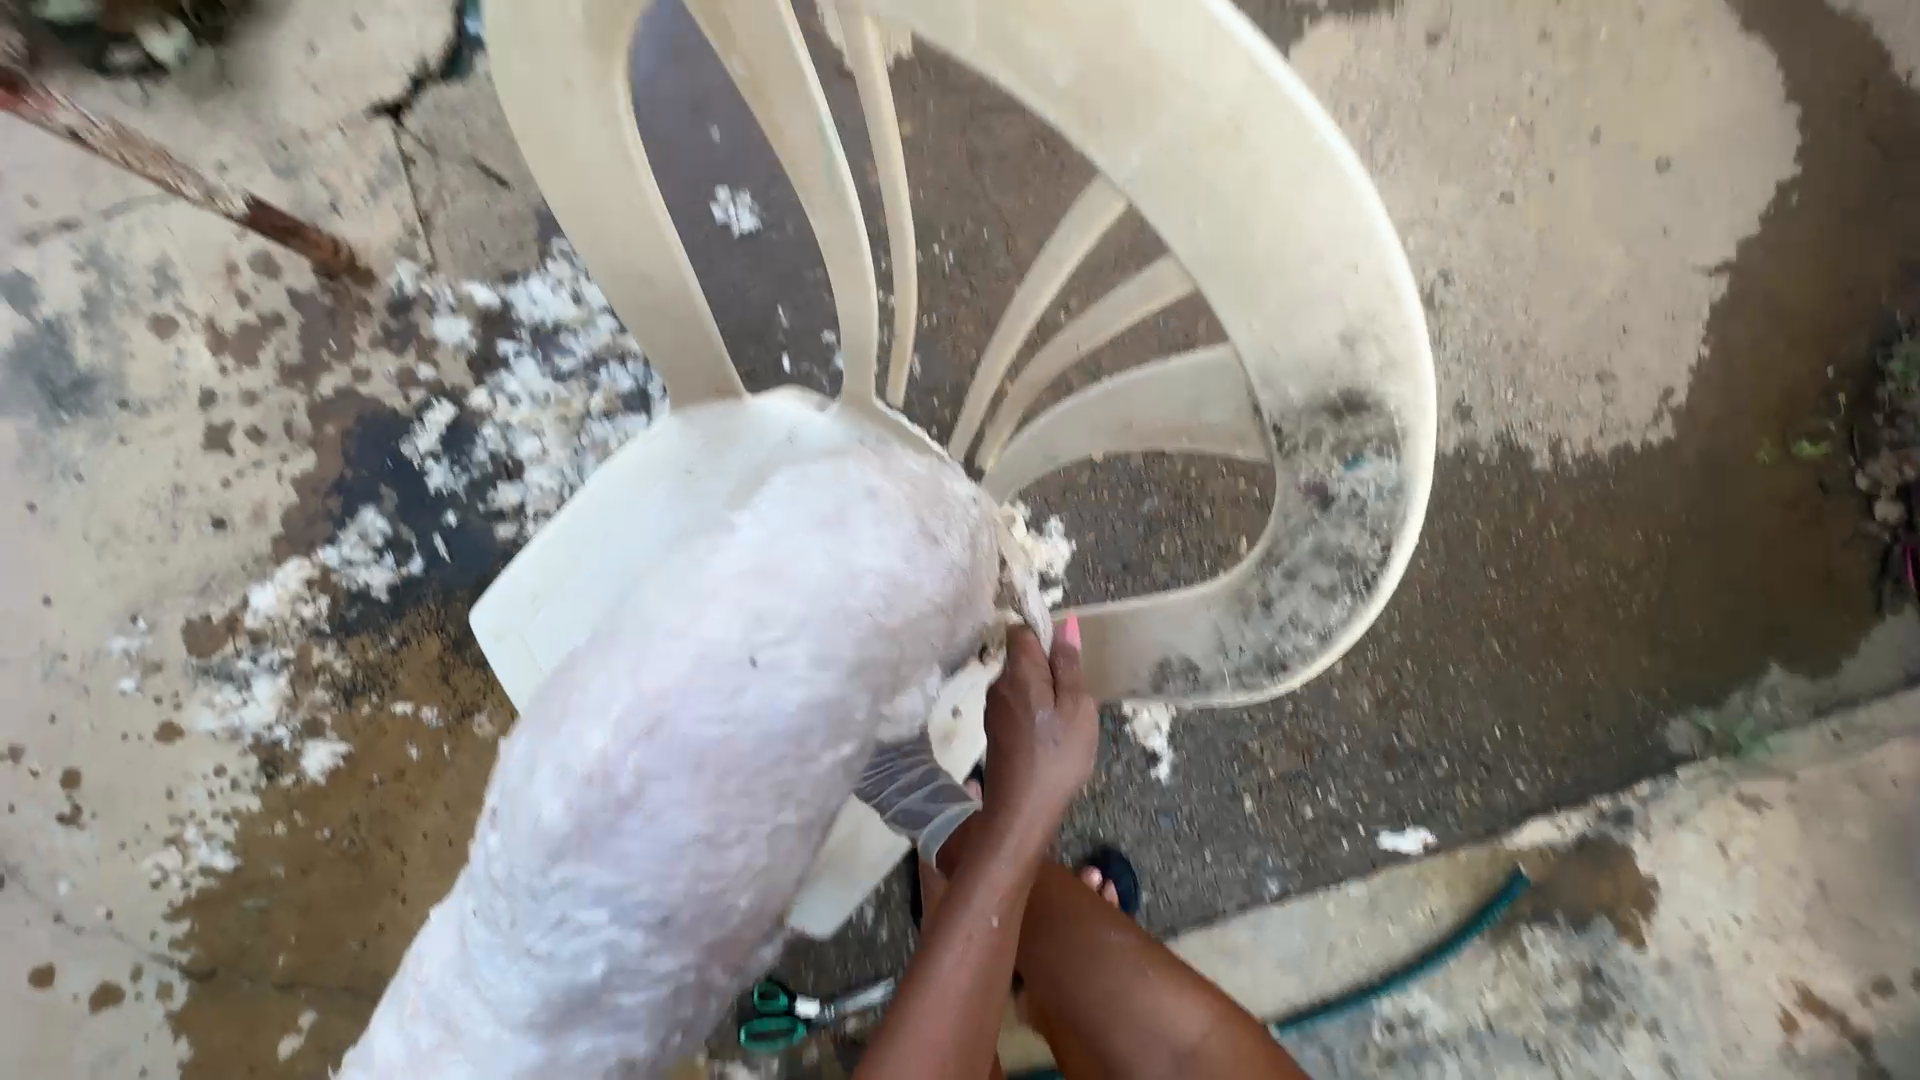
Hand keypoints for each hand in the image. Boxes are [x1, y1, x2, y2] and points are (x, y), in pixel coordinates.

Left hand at [980, 616, 1097, 842]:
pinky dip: (1034, 711)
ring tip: (1065, 722)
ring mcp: (993, 708)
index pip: (1021, 631)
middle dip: (1048, 668)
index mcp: (1018, 672)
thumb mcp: (1077, 707)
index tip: (1067, 657)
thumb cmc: (1057, 756)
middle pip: (1022, 658)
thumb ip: (1069, 665)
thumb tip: (1066, 625)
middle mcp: (998, 684)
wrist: (1021, 809)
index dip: (1044, 634)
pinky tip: (1049, 736)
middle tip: (1074, 698)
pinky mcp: (994, 729)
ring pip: (1021, 683)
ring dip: (1043, 692)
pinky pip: (1017, 704)